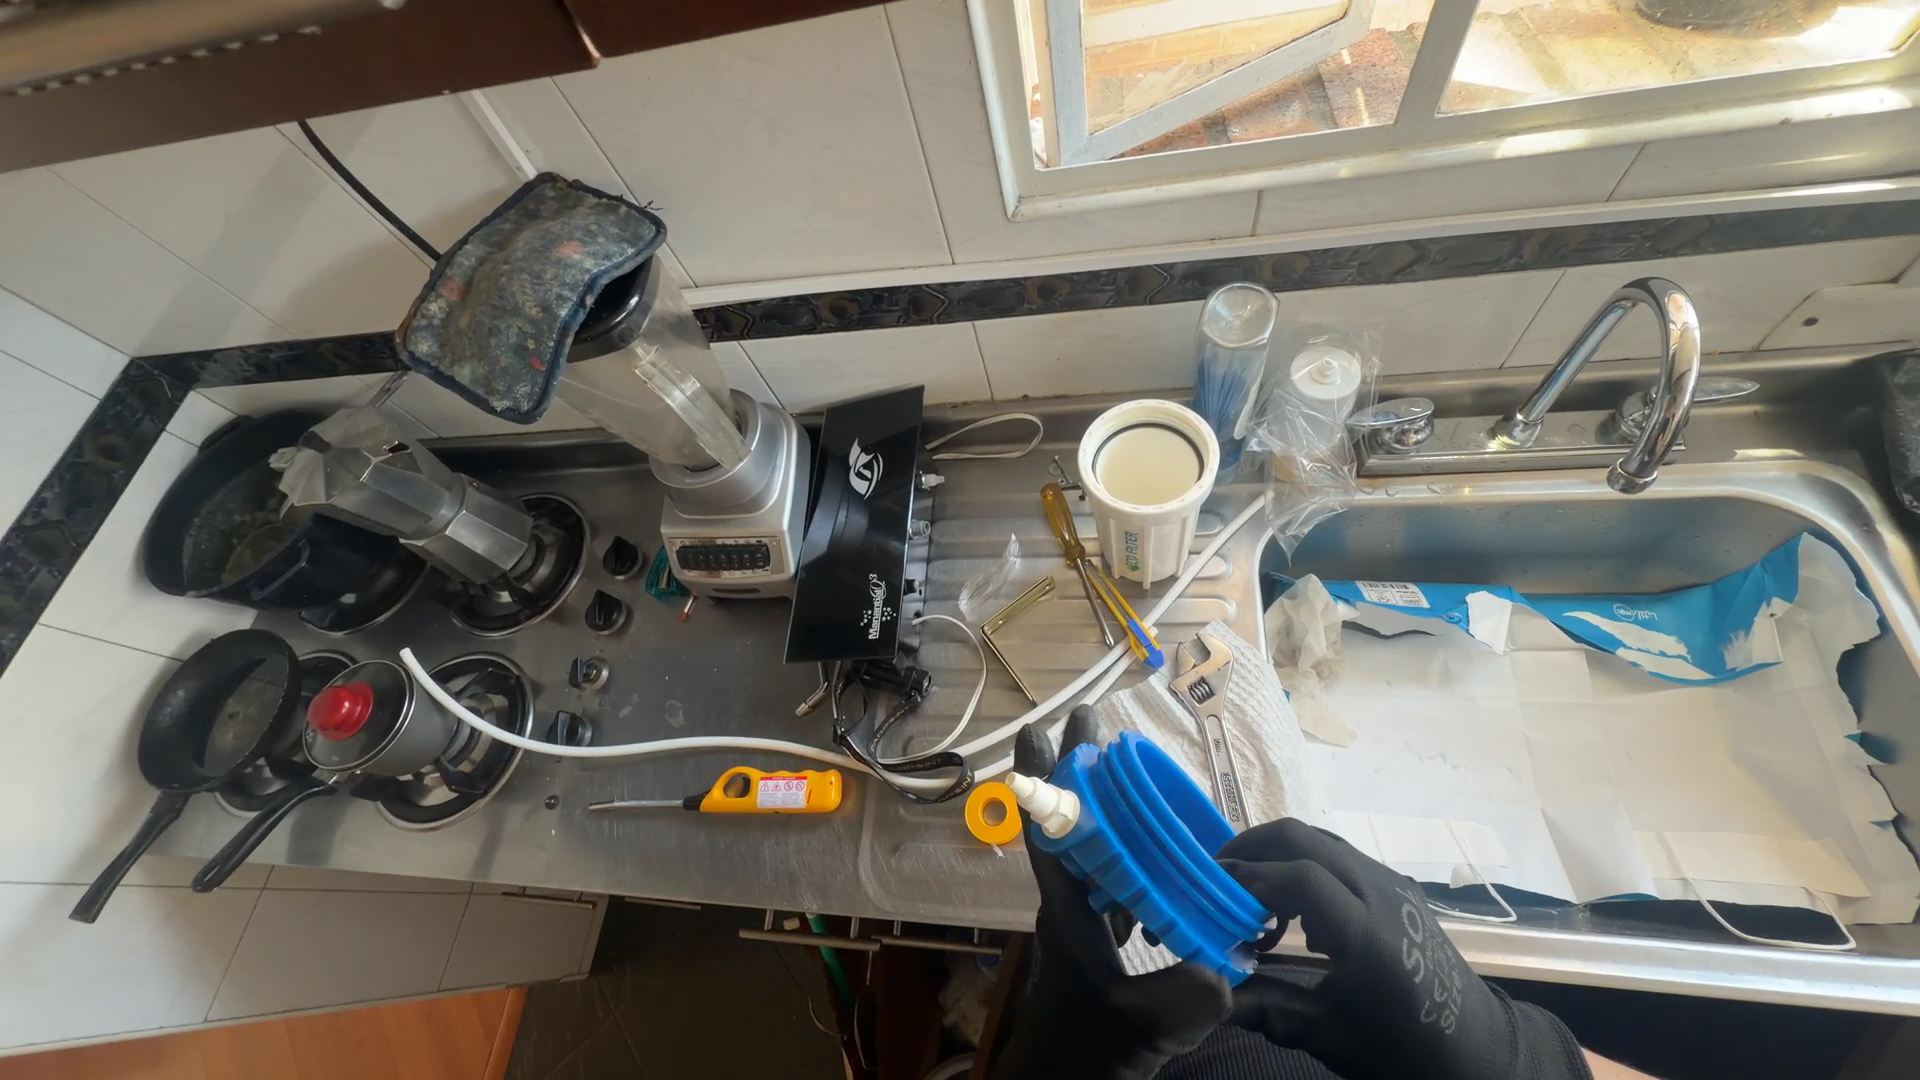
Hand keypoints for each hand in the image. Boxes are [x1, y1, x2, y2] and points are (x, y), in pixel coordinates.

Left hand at [989, 709, 1230, 1079]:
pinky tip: (1156, 842)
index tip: (1039, 731)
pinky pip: (1112, 872)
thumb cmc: (1085, 1051)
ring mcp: (1084, 910)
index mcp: (1067, 908)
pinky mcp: (1100, 930)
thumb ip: (1178, 1001)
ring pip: (1091, 840)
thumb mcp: (1136, 1030)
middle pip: (1071, 818)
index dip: (1041, 783)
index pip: (1047, 833)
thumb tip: (1223, 968)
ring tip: (1123, 762)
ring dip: (1104, 799)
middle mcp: (1071, 897)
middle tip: (1090, 718)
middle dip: (1077, 766)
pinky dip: (1128, 846)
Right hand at [1219, 819, 1590, 1079]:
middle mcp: (1380, 894)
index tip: (1214, 890)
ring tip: (1246, 884)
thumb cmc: (1403, 1050)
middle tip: (1218, 873)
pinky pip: (1334, 851)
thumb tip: (1208, 994)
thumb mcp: (1331, 1036)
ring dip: (1273, 849)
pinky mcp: (1393, 881)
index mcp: (1370, 936)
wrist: (1481, 1053)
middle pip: (1301, 837)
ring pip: (1316, 836)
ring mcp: (1389, 881)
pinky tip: (1288, 900)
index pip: (1301, 877)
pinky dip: (1298, 859)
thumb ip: (1266, 1008)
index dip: (1251, 876)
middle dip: (1250, 845)